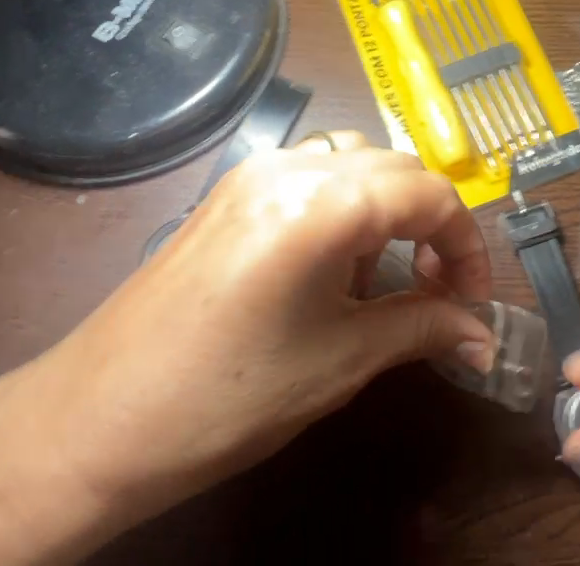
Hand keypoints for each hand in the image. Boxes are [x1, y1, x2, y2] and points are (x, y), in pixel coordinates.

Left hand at [0, 132, 493, 565]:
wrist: (96, 419)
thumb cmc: (228, 397)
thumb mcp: (340, 362)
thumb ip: (422, 329)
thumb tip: (482, 334)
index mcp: (321, 203)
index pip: (428, 194)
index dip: (466, 244)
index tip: (471, 300)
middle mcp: (288, 166)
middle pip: (394, 166)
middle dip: (430, 221)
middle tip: (437, 288)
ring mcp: (252, 173)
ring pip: (351, 161)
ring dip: (385, 207)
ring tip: (378, 277)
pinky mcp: (228, 192)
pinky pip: (309, 172)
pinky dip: (342, 204)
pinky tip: (330, 264)